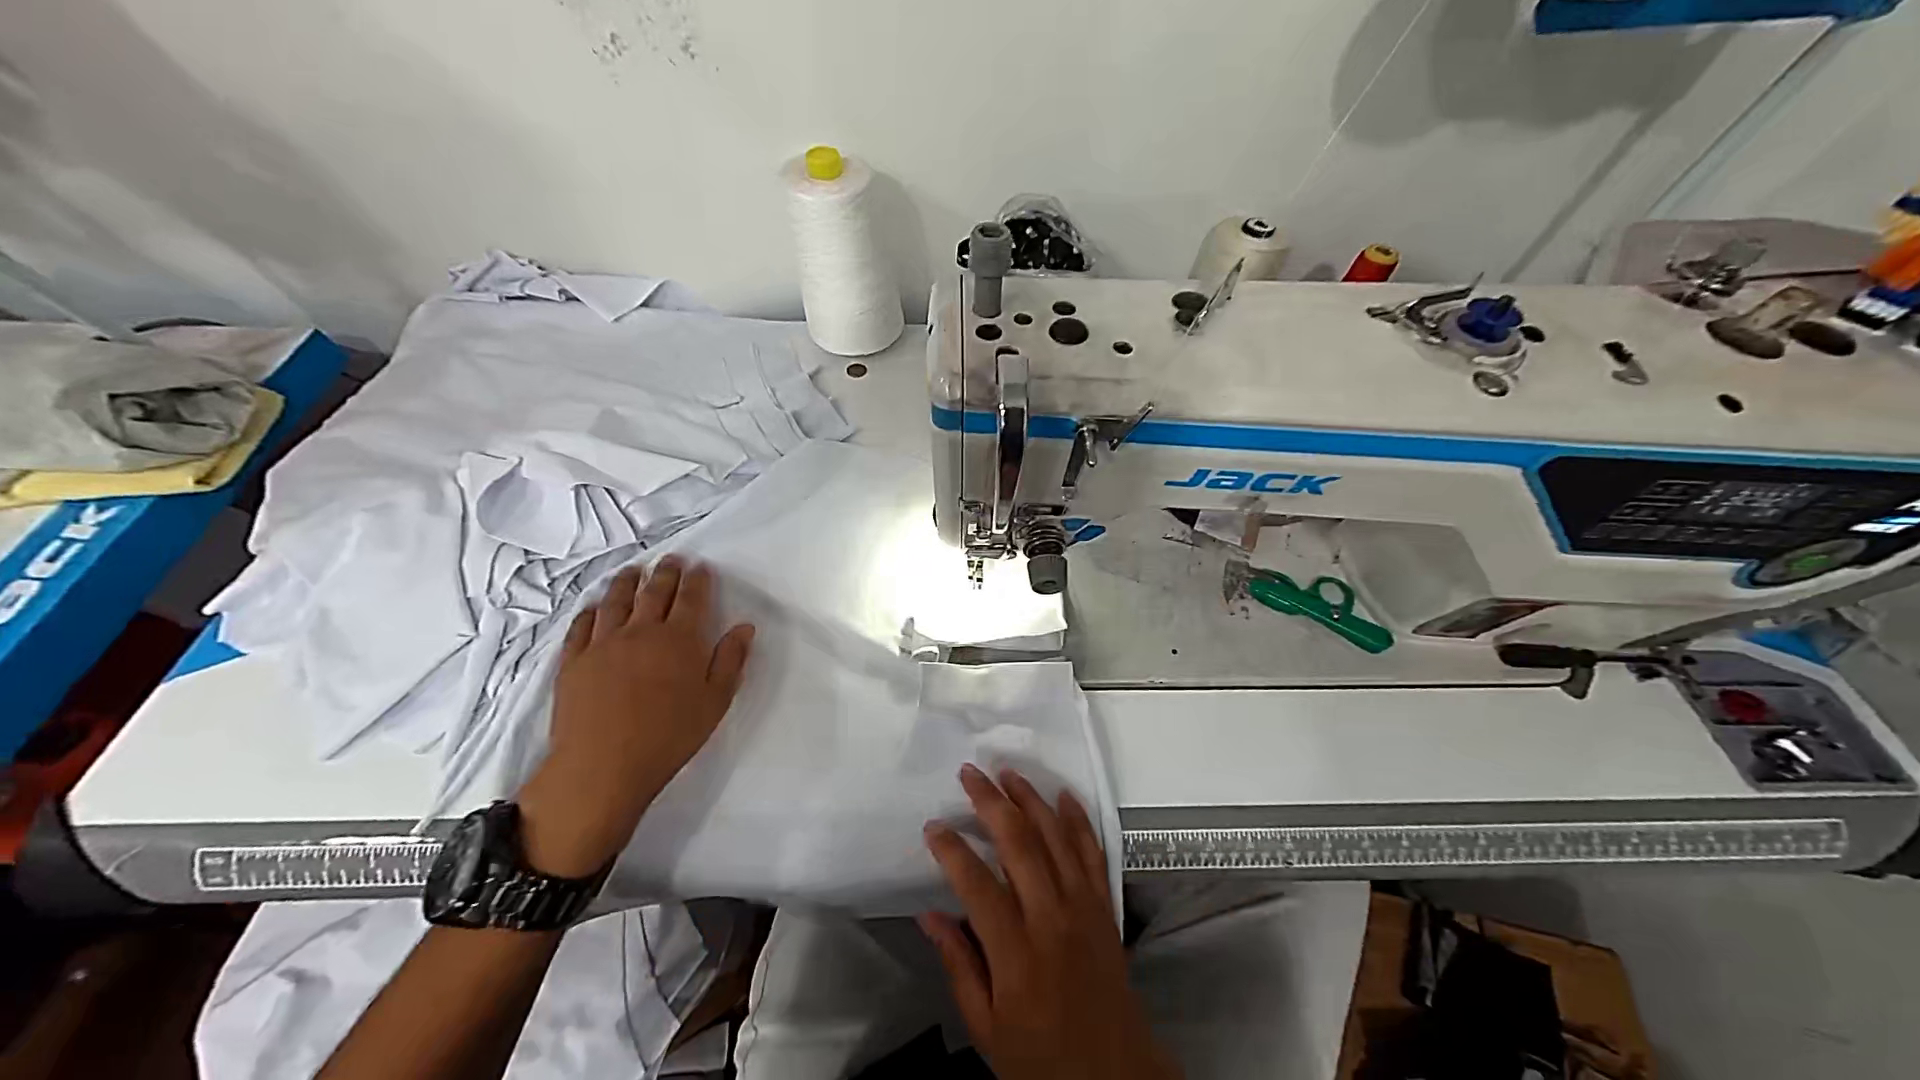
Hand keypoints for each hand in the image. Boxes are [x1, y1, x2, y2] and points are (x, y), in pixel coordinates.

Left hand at [516, 556, 753, 878]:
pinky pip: (581, 626)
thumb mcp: (715, 701)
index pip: (691, 598)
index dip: (697, 580)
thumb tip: (743, 626)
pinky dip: (589, 611)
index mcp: (680, 639)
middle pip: (654, 592)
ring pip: (615, 601)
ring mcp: (603, 642)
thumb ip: (731, 660)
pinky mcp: (573, 660)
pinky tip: (593, 607)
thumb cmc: (670, 735)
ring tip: (632, 571)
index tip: (700, 566)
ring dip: (626, 582)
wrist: (604, 764)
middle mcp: (641, 630)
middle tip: (671, 559)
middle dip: (665, 572)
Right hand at [921, 766, 1180, 1079]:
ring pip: (1056, 837)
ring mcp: (1083, 908)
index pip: (977, 884)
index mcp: (1016, 953)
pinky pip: (1092, 852)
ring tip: (1007, 772)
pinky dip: (1078, 820)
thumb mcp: (986, 1026)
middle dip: (991, 802)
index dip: (952, 849)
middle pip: (1020, 844)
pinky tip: (1062, 796)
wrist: (1114, 1075)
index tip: (933, 827)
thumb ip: (958, 965)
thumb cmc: (1041, 1055)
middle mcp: (1052, 919)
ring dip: (1030, 799)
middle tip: (969, 774)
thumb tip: (928, 915)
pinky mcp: (1104, 907)